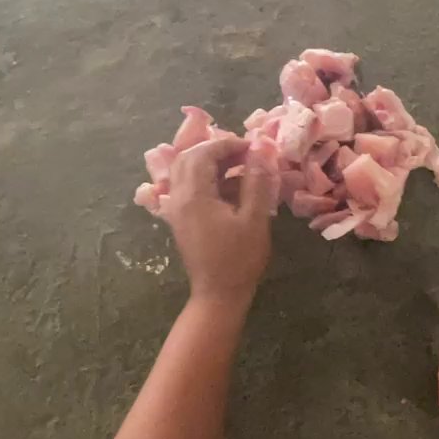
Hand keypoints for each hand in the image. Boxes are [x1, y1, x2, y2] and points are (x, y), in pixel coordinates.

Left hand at [162, 137, 279, 307]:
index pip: (204, 153)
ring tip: (241, 168)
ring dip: (212, 164)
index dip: (228, 144)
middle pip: (189, 157)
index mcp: (194, 195)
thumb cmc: (239, 258)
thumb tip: (261, 150)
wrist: (219, 294)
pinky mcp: (182, 219)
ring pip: (187, 171)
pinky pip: (189, 187)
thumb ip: (256, 182)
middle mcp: (178, 198)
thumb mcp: (254, 219)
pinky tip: (233, 189)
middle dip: (217, 150)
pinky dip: (208, 179)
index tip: (253, 148)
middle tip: (244, 154)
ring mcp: (177, 209)